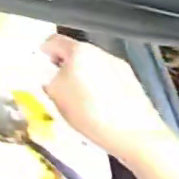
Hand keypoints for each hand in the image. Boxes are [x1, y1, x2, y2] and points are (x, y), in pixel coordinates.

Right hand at [41, 35, 176, 166]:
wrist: (138, 137)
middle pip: (75, 52)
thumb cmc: (90, 113)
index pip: (53, 40)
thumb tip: (51, 75)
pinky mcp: (134, 83)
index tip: (41, 65)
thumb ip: (48, 79)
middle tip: (58, 84)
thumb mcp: (55, 95)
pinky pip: (108, 78)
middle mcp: (100, 53)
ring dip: (83, 76)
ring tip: (80, 99)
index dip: (44, 51)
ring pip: (93, 65)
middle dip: (65, 65)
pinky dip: (100, 87)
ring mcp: (120, 67)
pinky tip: (100, 107)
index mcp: (78, 51)